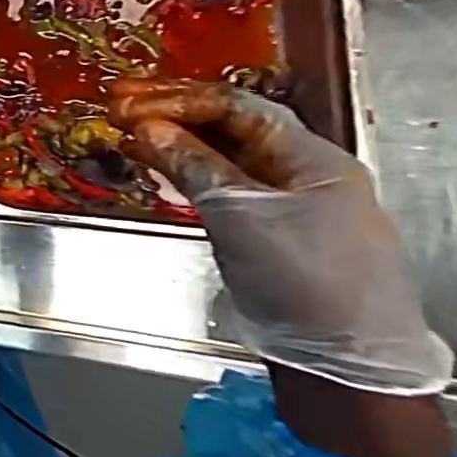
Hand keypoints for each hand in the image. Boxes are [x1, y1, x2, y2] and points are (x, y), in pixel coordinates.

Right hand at [107, 79, 452, 395]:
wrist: (339, 357)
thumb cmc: (302, 276)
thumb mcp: (240, 213)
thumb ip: (192, 164)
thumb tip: (145, 126)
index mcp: (308, 157)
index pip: (234, 106)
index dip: (177, 99)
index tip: (128, 104)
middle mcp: (295, 169)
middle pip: (227, 123)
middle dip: (170, 110)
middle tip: (117, 103)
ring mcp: (278, 197)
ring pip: (218, 151)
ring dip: (171, 137)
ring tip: (126, 129)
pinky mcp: (260, 224)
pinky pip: (215, 179)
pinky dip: (180, 166)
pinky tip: (152, 162)